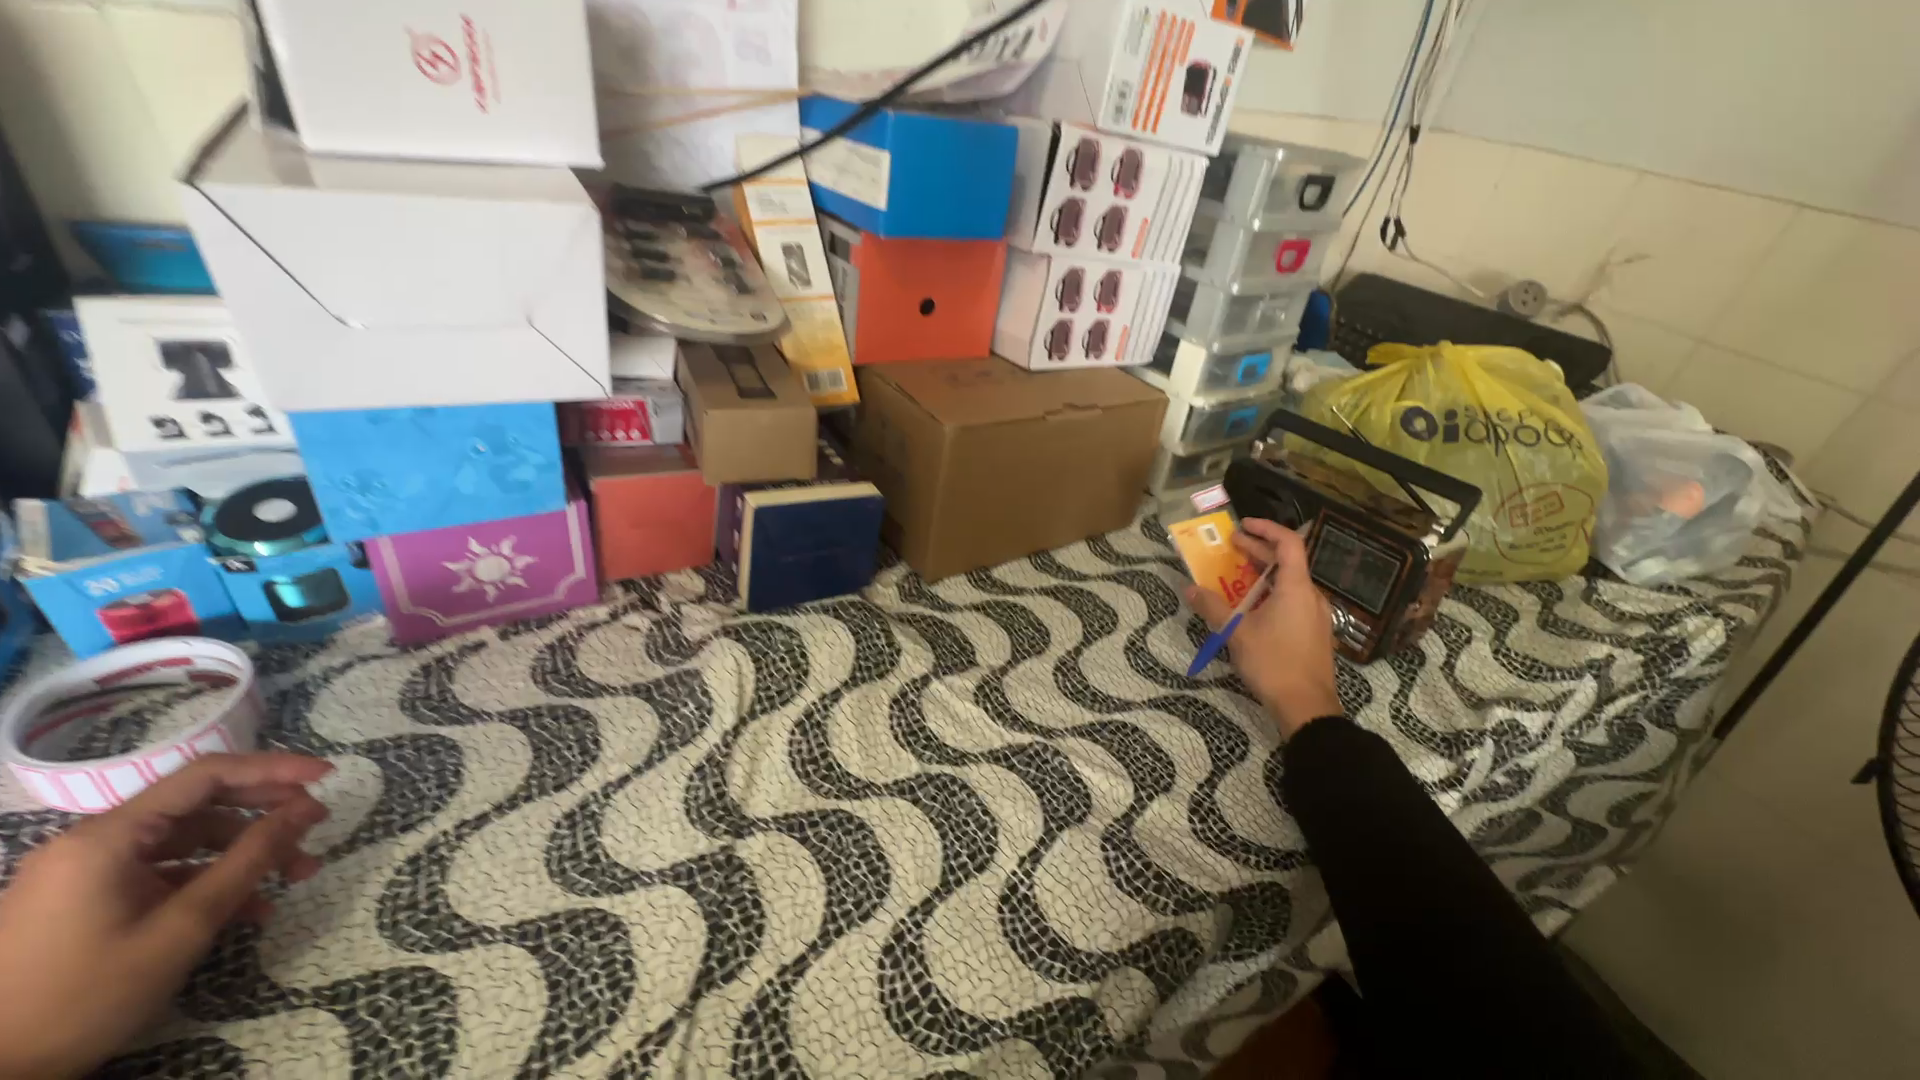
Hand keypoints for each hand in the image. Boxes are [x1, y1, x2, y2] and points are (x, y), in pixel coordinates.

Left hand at [0, 753, 331, 1079]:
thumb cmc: (87, 996)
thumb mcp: (184, 926)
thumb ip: (250, 859)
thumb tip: (305, 809)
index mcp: (106, 838)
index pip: (206, 775)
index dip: (274, 768)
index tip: (328, 777)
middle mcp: (92, 842)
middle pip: (199, 805)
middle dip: (267, 813)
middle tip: (319, 826)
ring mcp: (85, 873)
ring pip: (187, 842)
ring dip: (246, 853)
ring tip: (297, 875)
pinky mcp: (85, 901)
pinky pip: (163, 873)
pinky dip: (211, 881)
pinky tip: (250, 908)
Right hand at [1185, 518, 1342, 737]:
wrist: (1307, 707)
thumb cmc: (1273, 663)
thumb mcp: (1236, 633)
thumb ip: (1213, 607)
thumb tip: (1189, 588)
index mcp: (1297, 588)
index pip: (1289, 543)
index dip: (1266, 528)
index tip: (1242, 525)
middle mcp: (1311, 596)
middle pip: (1287, 563)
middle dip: (1257, 552)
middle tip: (1230, 548)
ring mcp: (1315, 616)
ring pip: (1289, 584)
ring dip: (1262, 576)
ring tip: (1235, 578)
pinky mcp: (1313, 634)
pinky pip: (1292, 602)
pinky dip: (1271, 595)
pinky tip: (1251, 610)